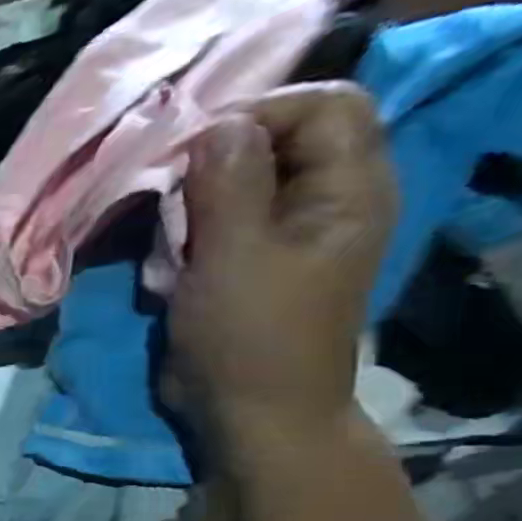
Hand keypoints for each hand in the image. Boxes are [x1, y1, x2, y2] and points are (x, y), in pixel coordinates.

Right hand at [167, 83, 397, 441]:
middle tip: (176, 203)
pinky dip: (190, 235)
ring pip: (240, 184)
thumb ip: (229, 180)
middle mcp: (328, 201)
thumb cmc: (251, 338)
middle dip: (215, 165)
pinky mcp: (254, 263)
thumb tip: (217, 124)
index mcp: (350, 190)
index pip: (323, 104)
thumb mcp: (235, 255)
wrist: (252, 416)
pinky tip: (171, 266)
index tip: (195, 155)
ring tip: (171, 244)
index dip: (259, 115)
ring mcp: (290, 235)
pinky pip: (221, 224)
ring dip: (194, 206)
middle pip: (278, 140)